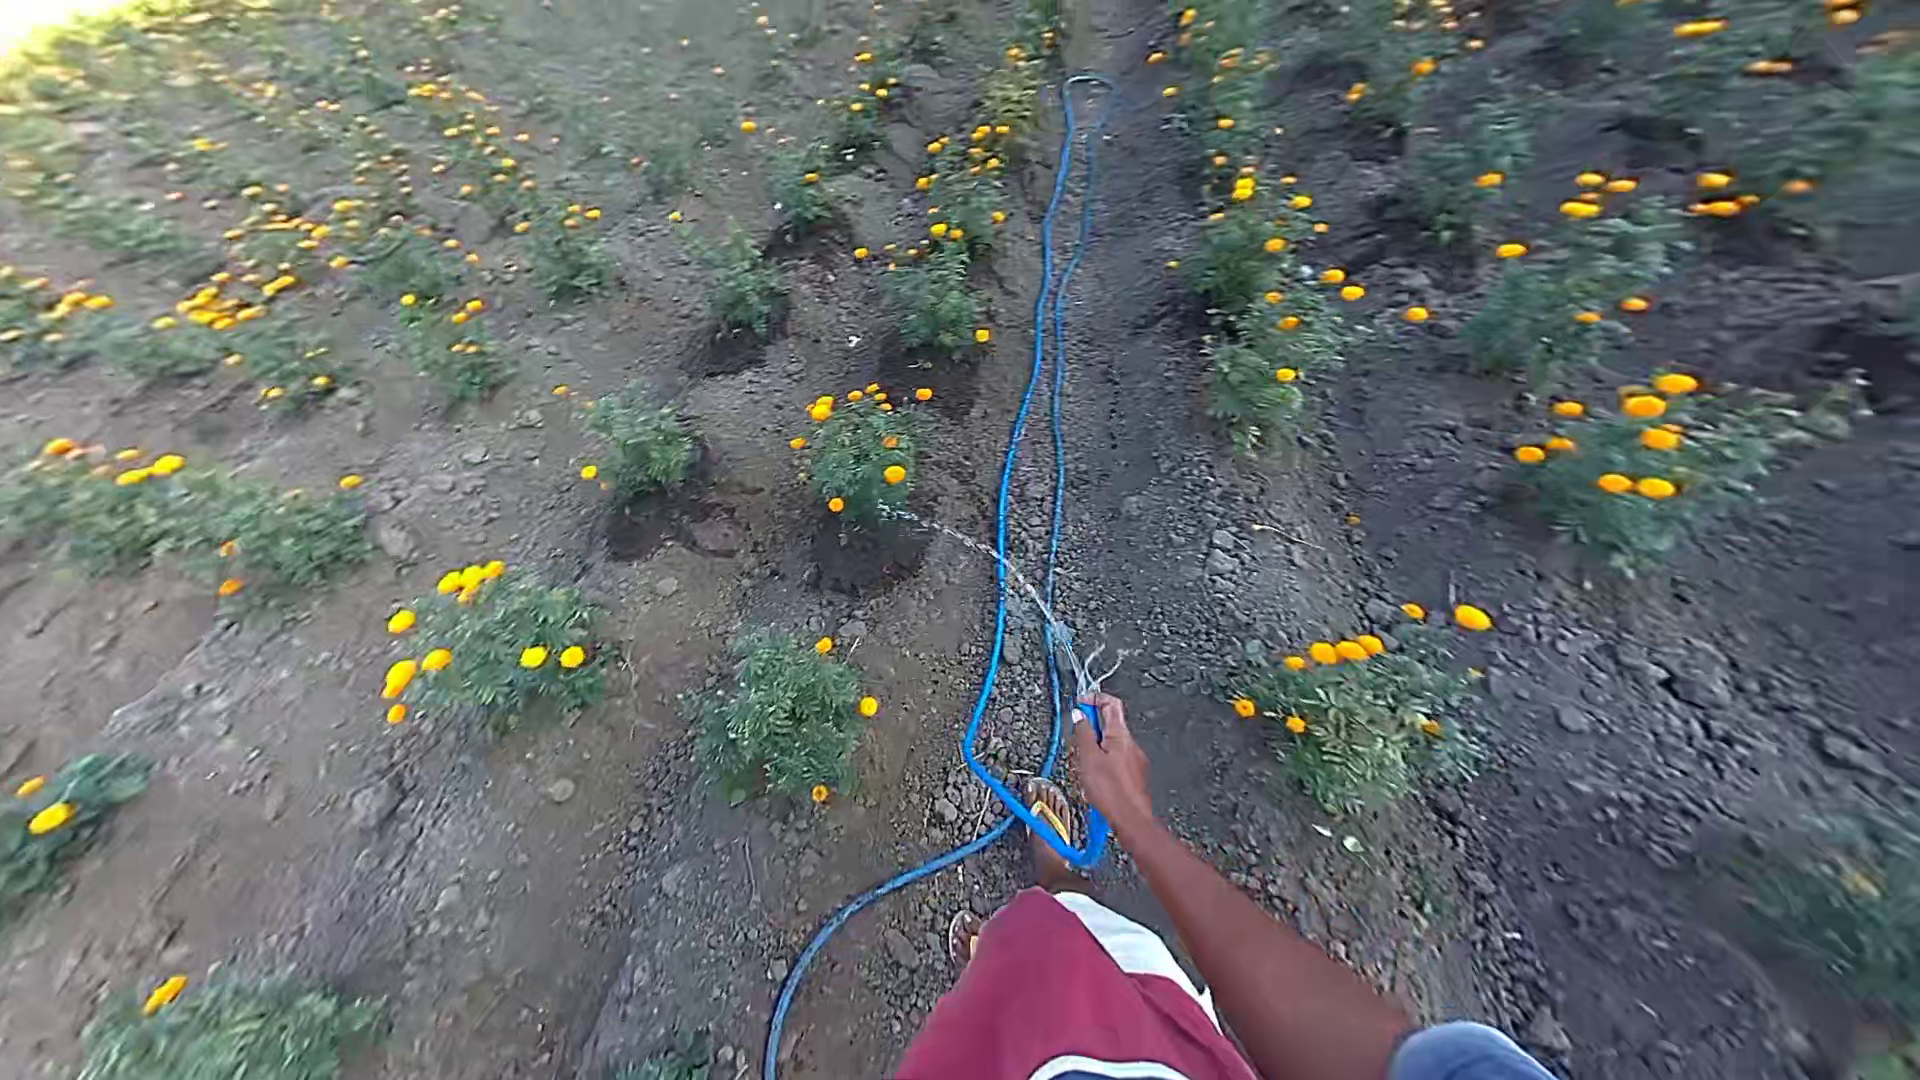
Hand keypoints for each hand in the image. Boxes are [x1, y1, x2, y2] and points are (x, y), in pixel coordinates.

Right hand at [1073, 692, 1154, 837]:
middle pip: (1110, 723)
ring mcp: (1135, 759)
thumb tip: (1080, 715)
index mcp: (1120, 735)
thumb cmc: (1112, 792)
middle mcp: (1131, 744)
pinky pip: (1117, 757)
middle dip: (1091, 727)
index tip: (1080, 702)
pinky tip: (1096, 777)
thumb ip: (1084, 733)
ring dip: (1096, 746)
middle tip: (1078, 740)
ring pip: (1112, 742)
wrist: (1132, 820)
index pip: (1111, 703)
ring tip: (1085, 764)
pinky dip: (1104, 759)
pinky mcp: (1135, 773)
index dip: (1094, 698)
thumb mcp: (1089, 758)